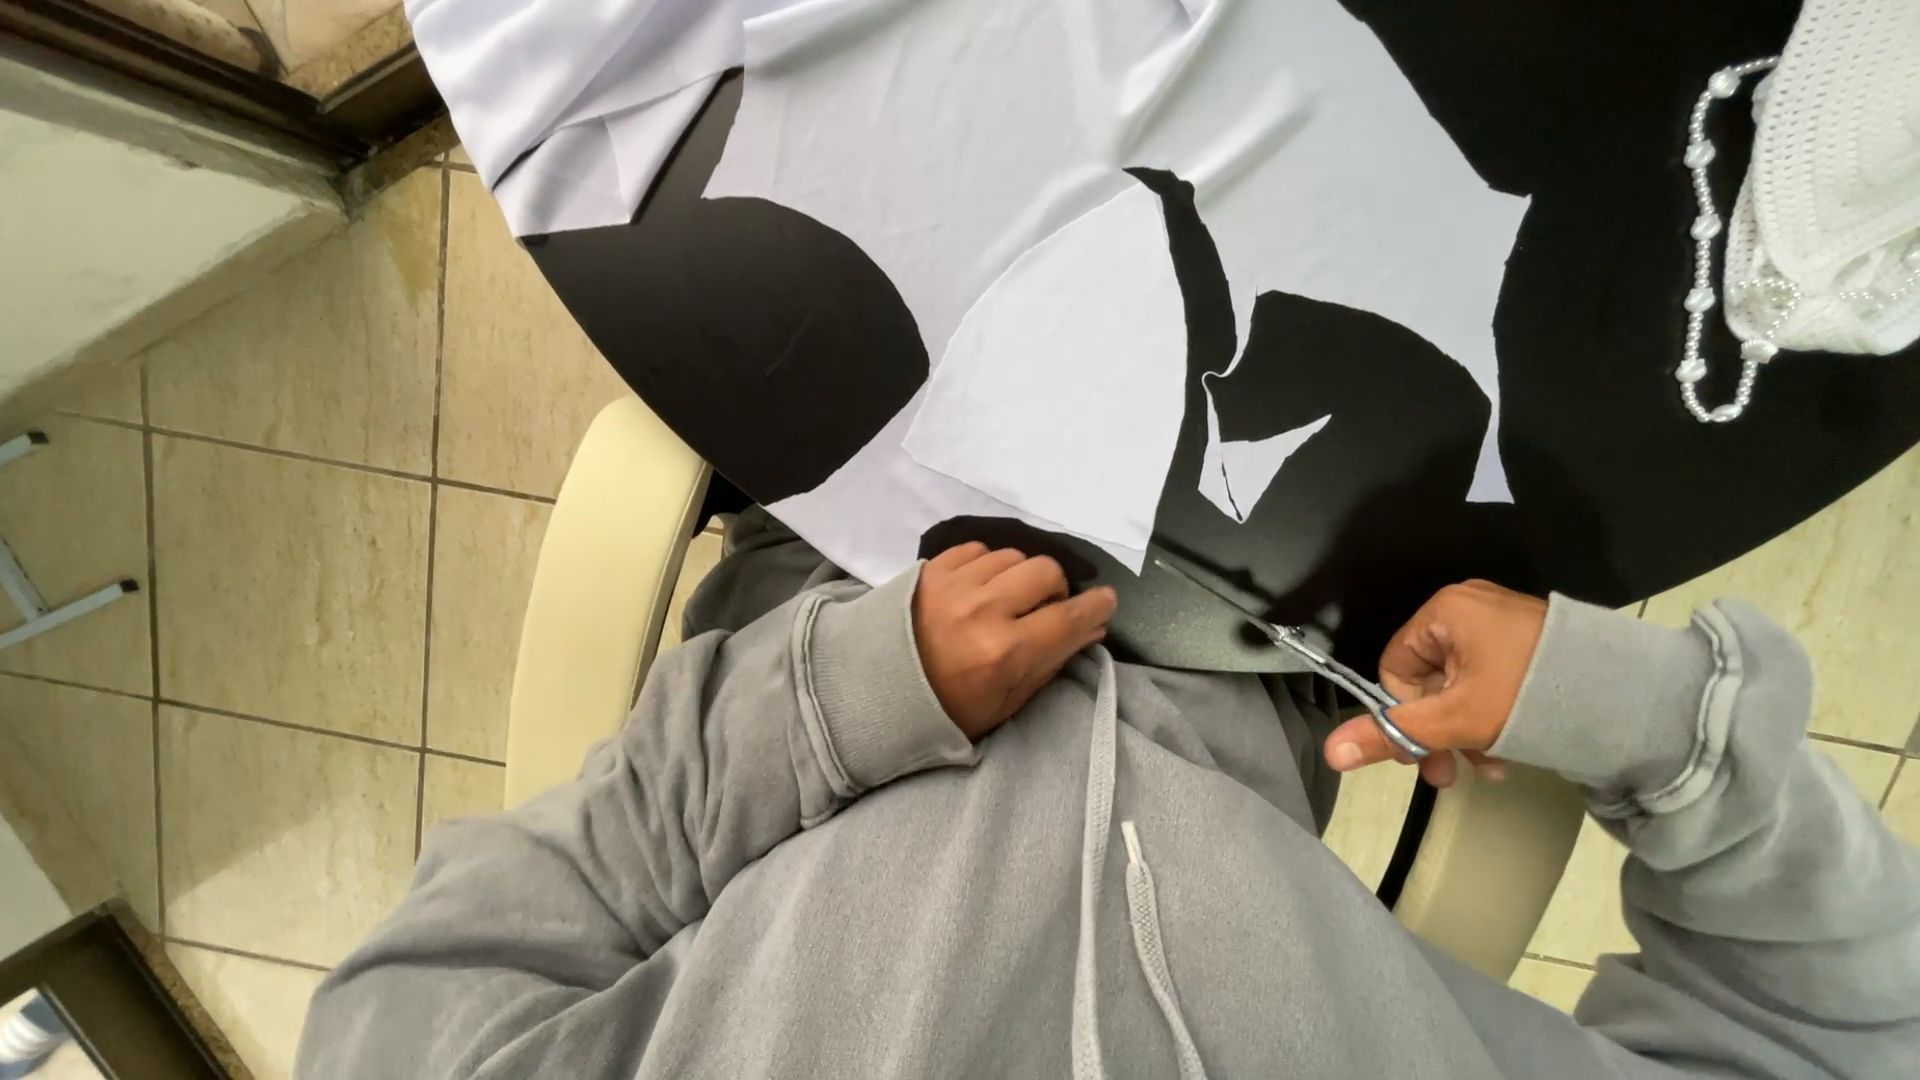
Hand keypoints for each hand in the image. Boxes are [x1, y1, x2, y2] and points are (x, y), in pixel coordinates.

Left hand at [914, 543, 1118, 739]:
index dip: (1096, 606)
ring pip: (1013, 556)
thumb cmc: (944, 708)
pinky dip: (987, 565)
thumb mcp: (1004, 703)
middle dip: (1055, 589)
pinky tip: (979, 585)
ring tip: (1006, 597)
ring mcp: (955, 583)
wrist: (871, 690)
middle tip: (1044, 607)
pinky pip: (978, 549)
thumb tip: (1090, 629)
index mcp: (1006, 652)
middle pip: (1046, 571)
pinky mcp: (931, 568)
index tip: (1105, 601)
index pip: (1069, 617)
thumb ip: (1050, 663)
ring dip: (1019, 575)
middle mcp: (985, 610)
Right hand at [1323, 580, 1547, 787]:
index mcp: (1445, 610)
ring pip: (1461, 685)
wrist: (1647, 701)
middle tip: (1454, 772)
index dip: (1406, 714)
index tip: (1426, 752)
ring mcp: (1506, 623)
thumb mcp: (1456, 720)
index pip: (1396, 667)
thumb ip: (1392, 733)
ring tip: (1491, 765)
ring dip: (1465, 729)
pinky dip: (1493, 714)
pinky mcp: (1535, 642)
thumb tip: (1330, 751)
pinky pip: (1492, 680)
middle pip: (1429, 678)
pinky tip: (1510, 747)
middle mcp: (1471, 607)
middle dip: (1438, 730)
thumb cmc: (1534, 697)